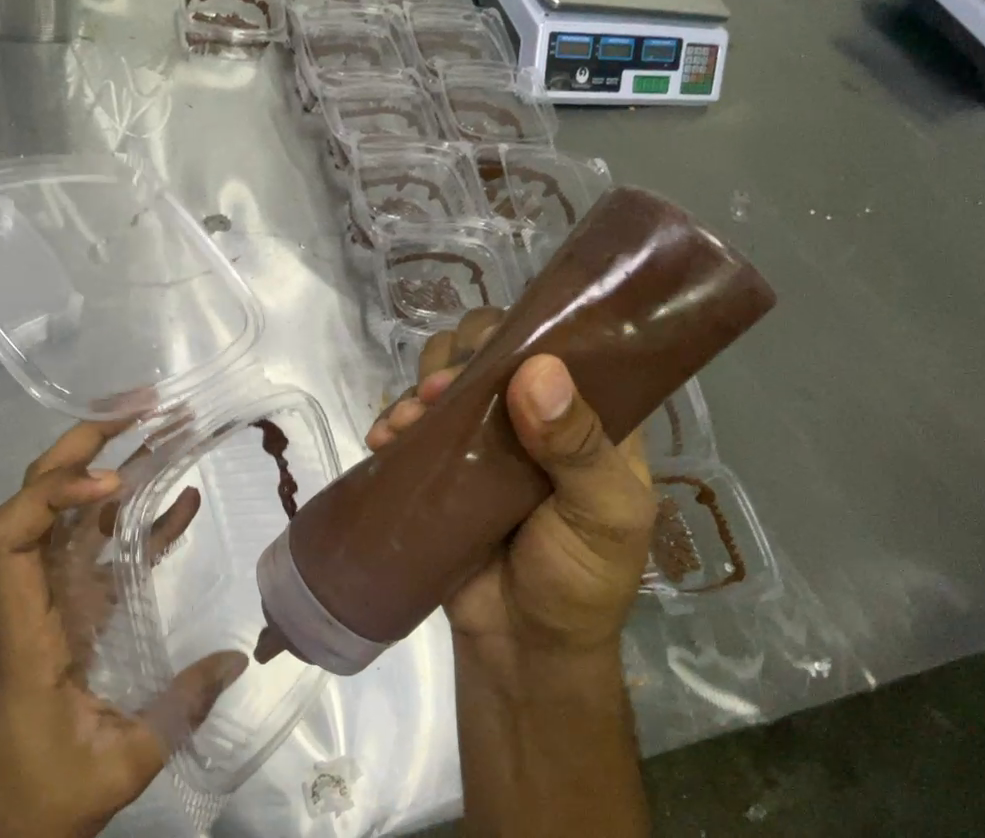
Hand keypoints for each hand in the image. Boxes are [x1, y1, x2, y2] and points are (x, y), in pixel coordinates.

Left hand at [0, 420, 248, 837]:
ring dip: (110, 468)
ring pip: (68, 514)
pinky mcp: (71, 611)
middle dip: (82, 446)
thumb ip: (178, 709)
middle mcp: (33, 598)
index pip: (8, 535)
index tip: (111, 481)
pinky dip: (135, 523)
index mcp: (27, 628)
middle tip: (141, 410)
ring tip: (165, 431)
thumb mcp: (118, 763)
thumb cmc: (42, 794)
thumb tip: (237, 659)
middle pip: (35, 499)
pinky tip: (179, 501)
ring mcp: (51, 600)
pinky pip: (99, 552)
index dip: (51, 492)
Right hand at [367, 310, 655, 665]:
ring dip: (418, 389)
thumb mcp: (602, 515)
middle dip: (455, 362)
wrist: (519, 648)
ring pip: (445, 383)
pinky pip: (414, 426)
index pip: (559, 347)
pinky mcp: (441, 468)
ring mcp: (482, 442)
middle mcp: (533, 418)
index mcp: (589, 419)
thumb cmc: (580, 581)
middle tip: (437, 393)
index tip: (487, 353)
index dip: (521, 337)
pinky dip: (394, 420)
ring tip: (405, 423)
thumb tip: (538, 370)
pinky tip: (382, 439)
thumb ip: (578, 447)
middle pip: (490, 354)